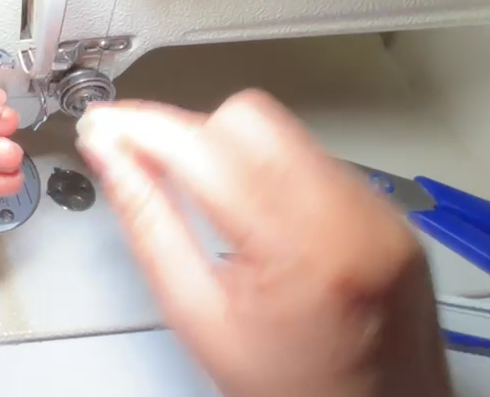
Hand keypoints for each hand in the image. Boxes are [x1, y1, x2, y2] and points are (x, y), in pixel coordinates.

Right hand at [76, 90, 449, 396]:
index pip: (201, 148)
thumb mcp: (196, 313)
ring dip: (223, 144)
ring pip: (275, 128)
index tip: (100, 125)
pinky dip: (263, 165)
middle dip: (186, 133)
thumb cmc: (290, 390)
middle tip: (148, 159)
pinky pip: (308, 154)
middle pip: (243, 119)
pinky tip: (245, 202)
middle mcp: (354, 217)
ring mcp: (379, 213)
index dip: (139, 126)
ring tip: (198, 186)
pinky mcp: (388, 214)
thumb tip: (105, 152)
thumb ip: (146, 220)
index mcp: (302, 248)